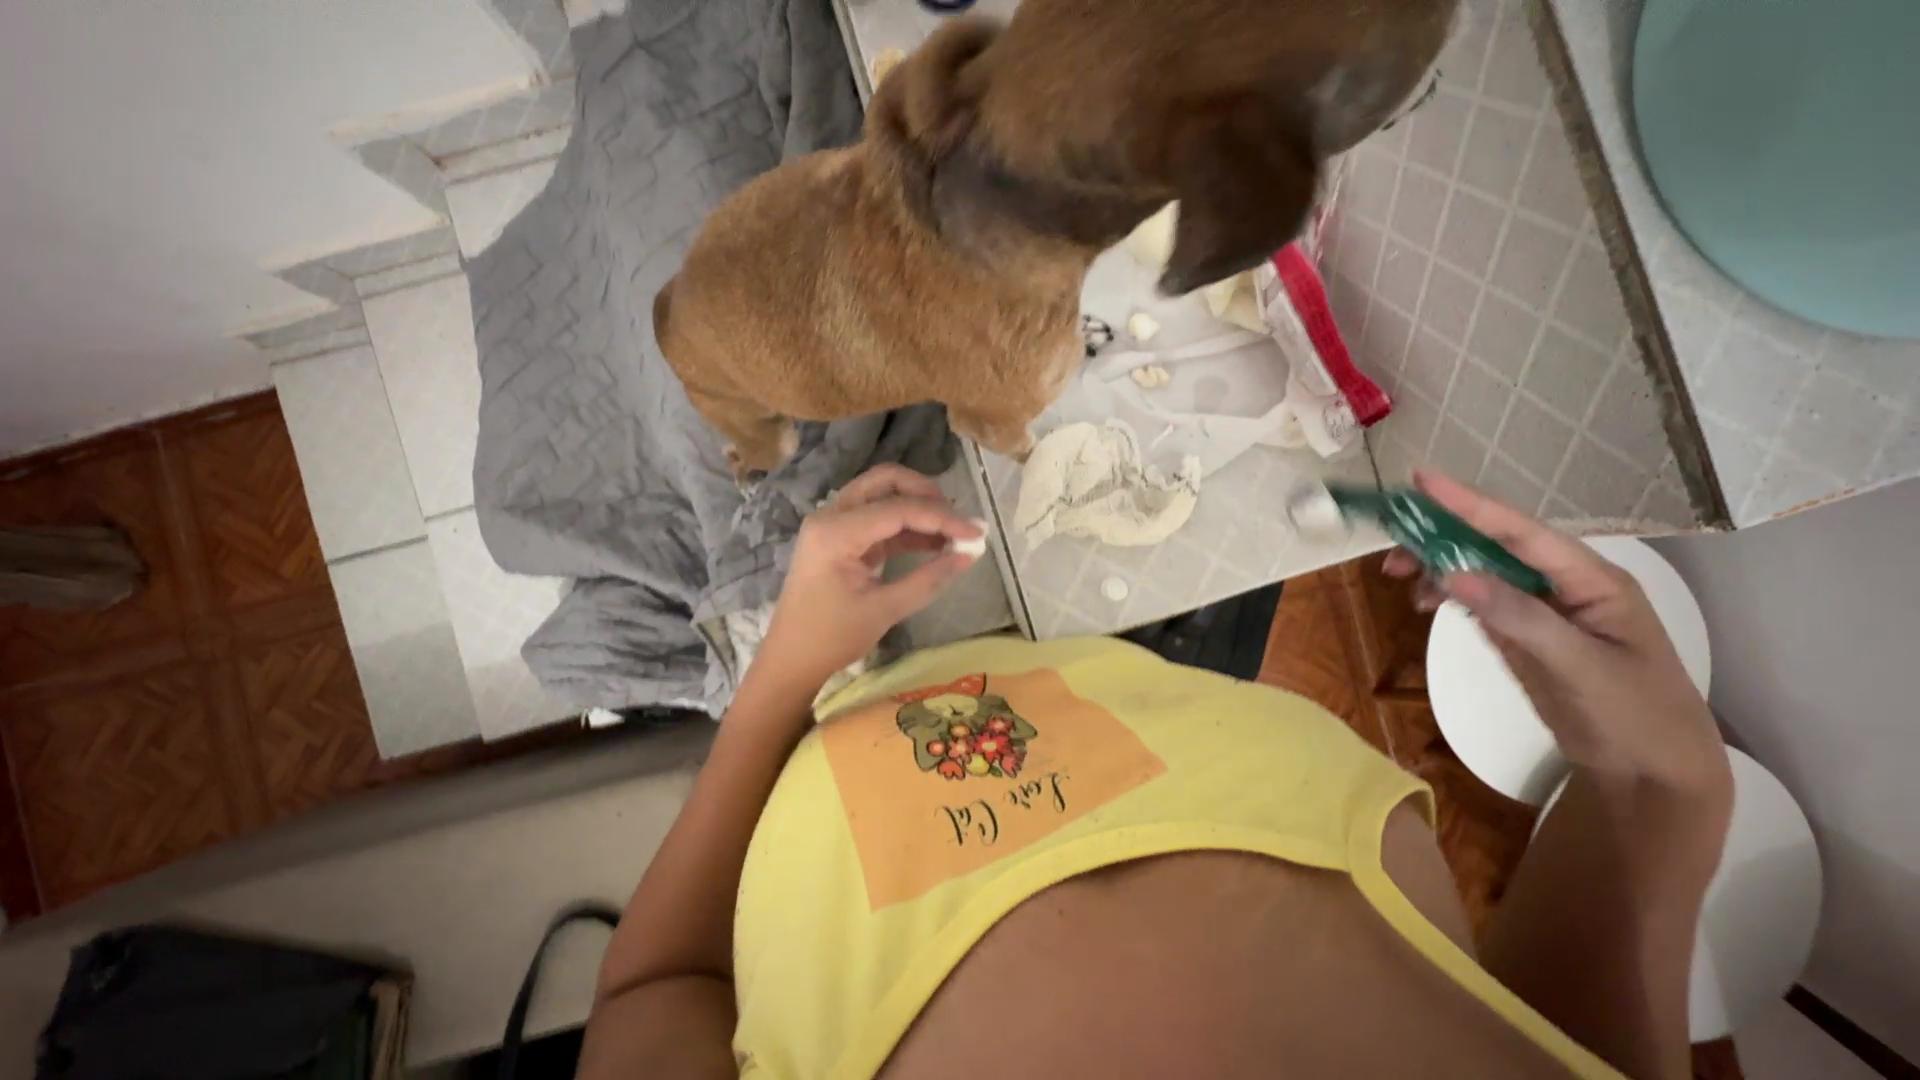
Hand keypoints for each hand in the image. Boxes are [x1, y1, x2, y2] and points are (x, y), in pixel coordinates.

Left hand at [755, 465, 982, 690]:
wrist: (790, 660)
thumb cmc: (830, 638)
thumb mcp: (884, 610)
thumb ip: (930, 578)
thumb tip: (971, 554)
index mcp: (835, 531)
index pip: (899, 508)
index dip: (943, 517)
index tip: (978, 533)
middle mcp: (831, 516)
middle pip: (886, 482)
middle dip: (927, 496)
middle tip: (959, 522)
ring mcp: (832, 525)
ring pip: (882, 496)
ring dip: (919, 510)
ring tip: (955, 536)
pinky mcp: (840, 539)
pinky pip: (877, 519)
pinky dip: (906, 528)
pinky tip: (935, 545)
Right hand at [1387, 470, 1726, 791]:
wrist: (1653, 772)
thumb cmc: (1634, 715)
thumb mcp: (1578, 667)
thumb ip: (1517, 617)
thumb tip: (1452, 574)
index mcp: (1592, 579)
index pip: (1522, 531)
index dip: (1470, 504)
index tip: (1421, 480)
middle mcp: (1565, 583)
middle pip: (1495, 542)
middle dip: (1442, 536)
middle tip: (1393, 549)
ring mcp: (1544, 607)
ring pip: (1481, 568)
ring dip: (1439, 565)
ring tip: (1400, 577)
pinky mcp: (1525, 631)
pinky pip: (1479, 597)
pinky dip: (1448, 593)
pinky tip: (1427, 602)